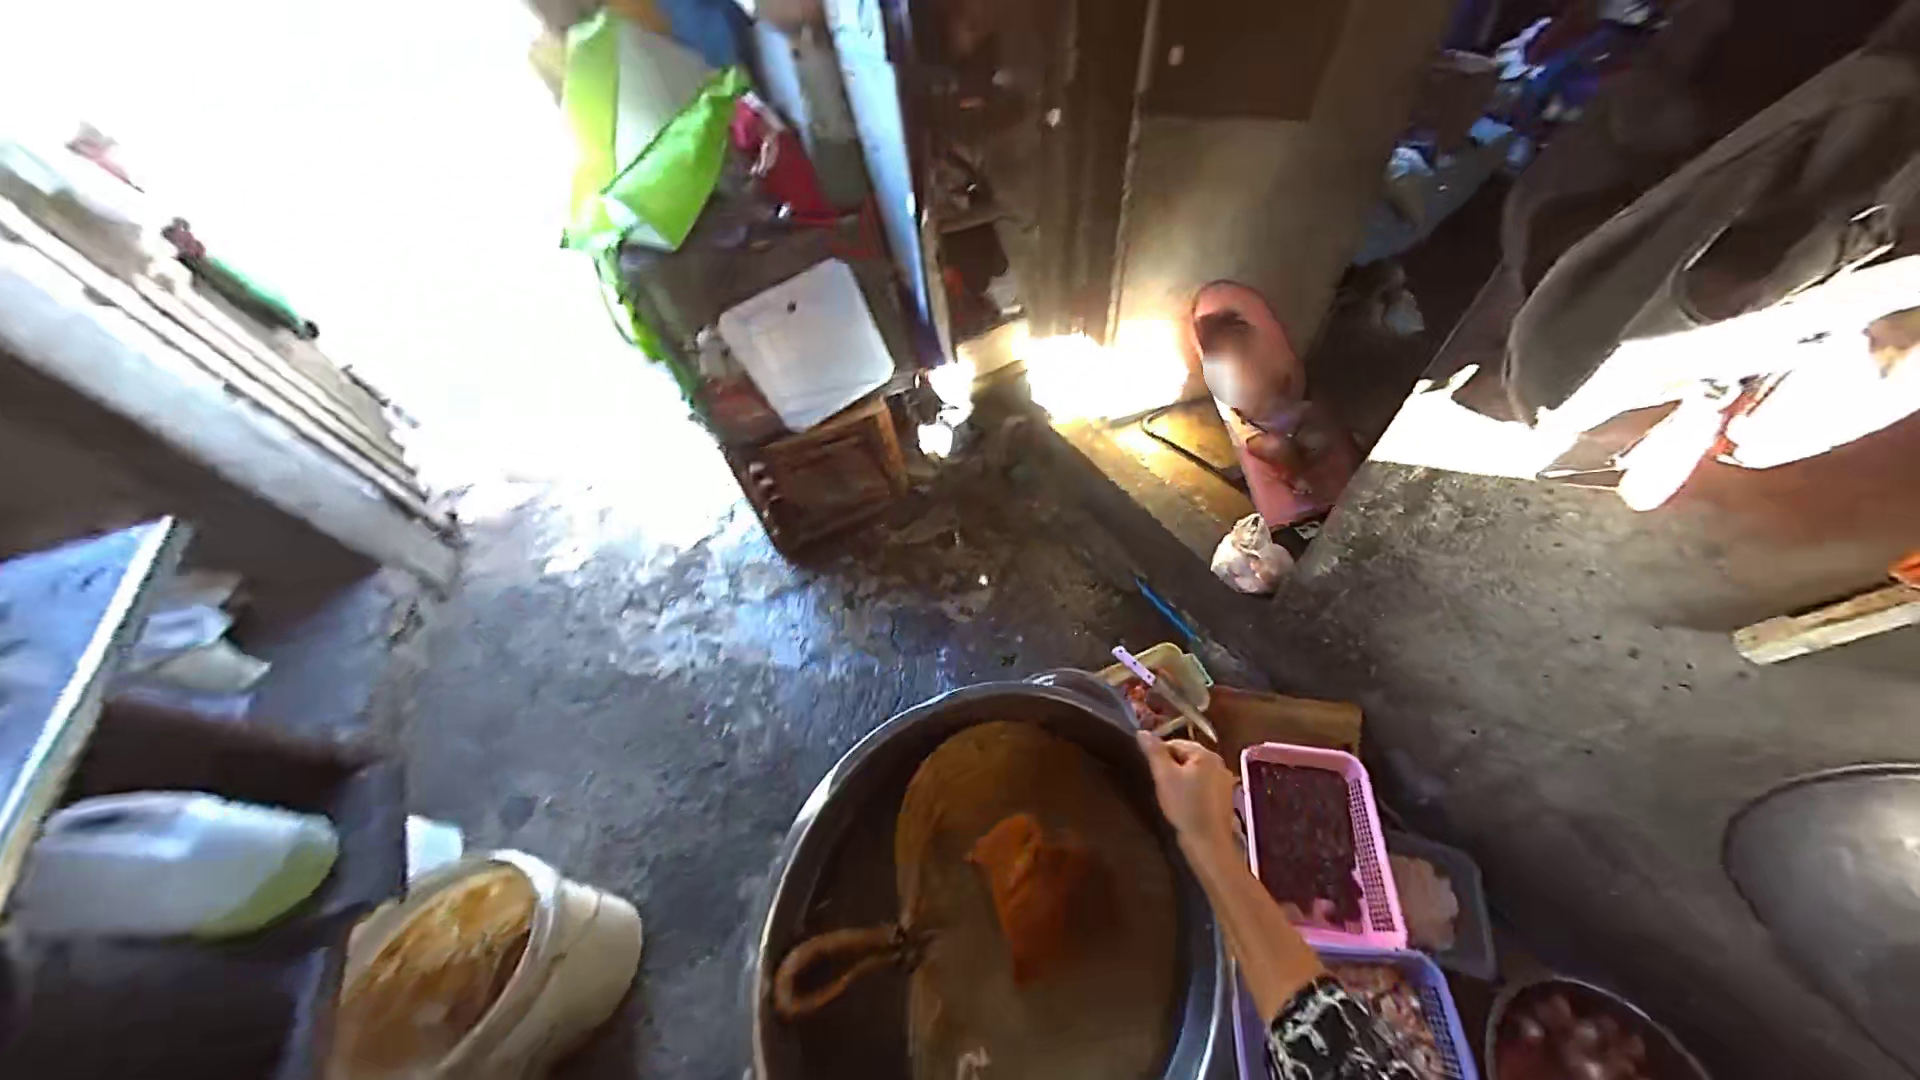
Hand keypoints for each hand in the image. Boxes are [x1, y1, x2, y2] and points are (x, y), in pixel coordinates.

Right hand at [1137, 732, 1237, 854]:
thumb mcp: (1164, 775)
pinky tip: (1187, 803)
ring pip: (1195, 771)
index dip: (1160, 756)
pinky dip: (1193, 789)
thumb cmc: (1184, 805)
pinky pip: (1204, 784)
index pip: (1174, 743)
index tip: (1154, 772)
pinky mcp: (1225, 797)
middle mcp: (1219, 763)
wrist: (1208, 842)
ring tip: (1173, 795)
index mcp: (1205, 754)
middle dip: (1172, 767)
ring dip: (1182, 778)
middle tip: (1162, 784)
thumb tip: (1142, 731)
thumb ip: (1154, 751)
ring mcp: (1224, 780)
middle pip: (1186, 756)